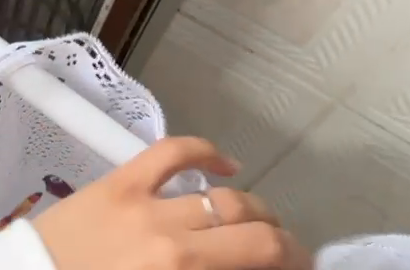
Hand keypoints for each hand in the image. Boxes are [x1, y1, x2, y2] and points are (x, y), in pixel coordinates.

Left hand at [31, 137, 308, 269]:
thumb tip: (236, 266)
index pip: (260, 263)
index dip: (289, 267)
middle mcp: (177, 247)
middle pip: (253, 237)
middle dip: (282, 247)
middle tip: (288, 256)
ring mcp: (148, 207)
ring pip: (222, 199)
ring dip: (254, 210)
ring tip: (264, 221)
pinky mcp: (121, 181)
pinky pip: (170, 154)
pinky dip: (204, 152)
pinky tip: (226, 164)